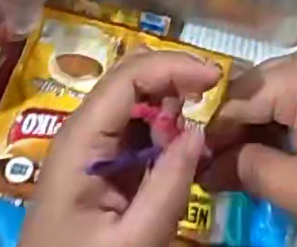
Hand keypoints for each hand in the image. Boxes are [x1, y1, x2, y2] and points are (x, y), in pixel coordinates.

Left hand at [20, 52, 222, 246]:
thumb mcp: (132, 243)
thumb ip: (167, 188)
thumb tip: (199, 130)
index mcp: (82, 138)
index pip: (129, 75)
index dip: (174, 66)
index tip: (215, 78)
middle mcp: (83, 128)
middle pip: (131, 75)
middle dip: (174, 74)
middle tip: (214, 93)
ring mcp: (89, 143)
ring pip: (134, 94)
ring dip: (169, 99)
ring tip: (194, 128)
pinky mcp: (99, 161)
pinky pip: (134, 124)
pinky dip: (162, 124)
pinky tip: (177, 147)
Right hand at [201, 48, 296, 245]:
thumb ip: (249, 169)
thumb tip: (209, 164)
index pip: (235, 97)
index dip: (210, 132)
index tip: (189, 164)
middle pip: (250, 91)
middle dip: (229, 130)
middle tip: (208, 171)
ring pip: (268, 96)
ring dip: (251, 130)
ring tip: (232, 169)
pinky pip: (290, 99)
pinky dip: (274, 127)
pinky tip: (264, 156)